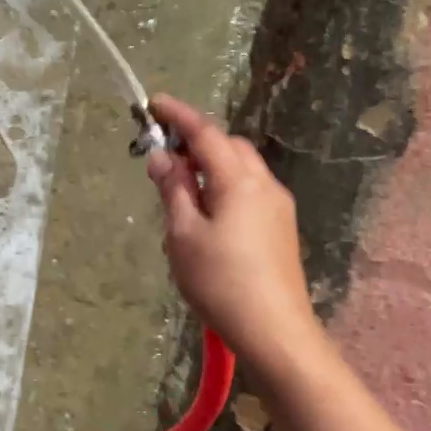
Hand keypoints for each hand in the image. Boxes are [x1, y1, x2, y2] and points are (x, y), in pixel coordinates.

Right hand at [145, 95, 322, 364]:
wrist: (272, 326)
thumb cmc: (219, 279)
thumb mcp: (182, 233)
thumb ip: (173, 190)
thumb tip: (162, 156)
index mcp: (240, 182)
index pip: (207, 135)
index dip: (180, 116)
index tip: (153, 103)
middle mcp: (265, 185)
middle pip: (229, 146)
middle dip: (195, 139)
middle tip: (159, 151)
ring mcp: (276, 206)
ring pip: (240, 168)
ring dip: (208, 163)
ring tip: (174, 182)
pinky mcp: (278, 227)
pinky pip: (246, 189)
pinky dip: (220, 183)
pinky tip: (200, 208)